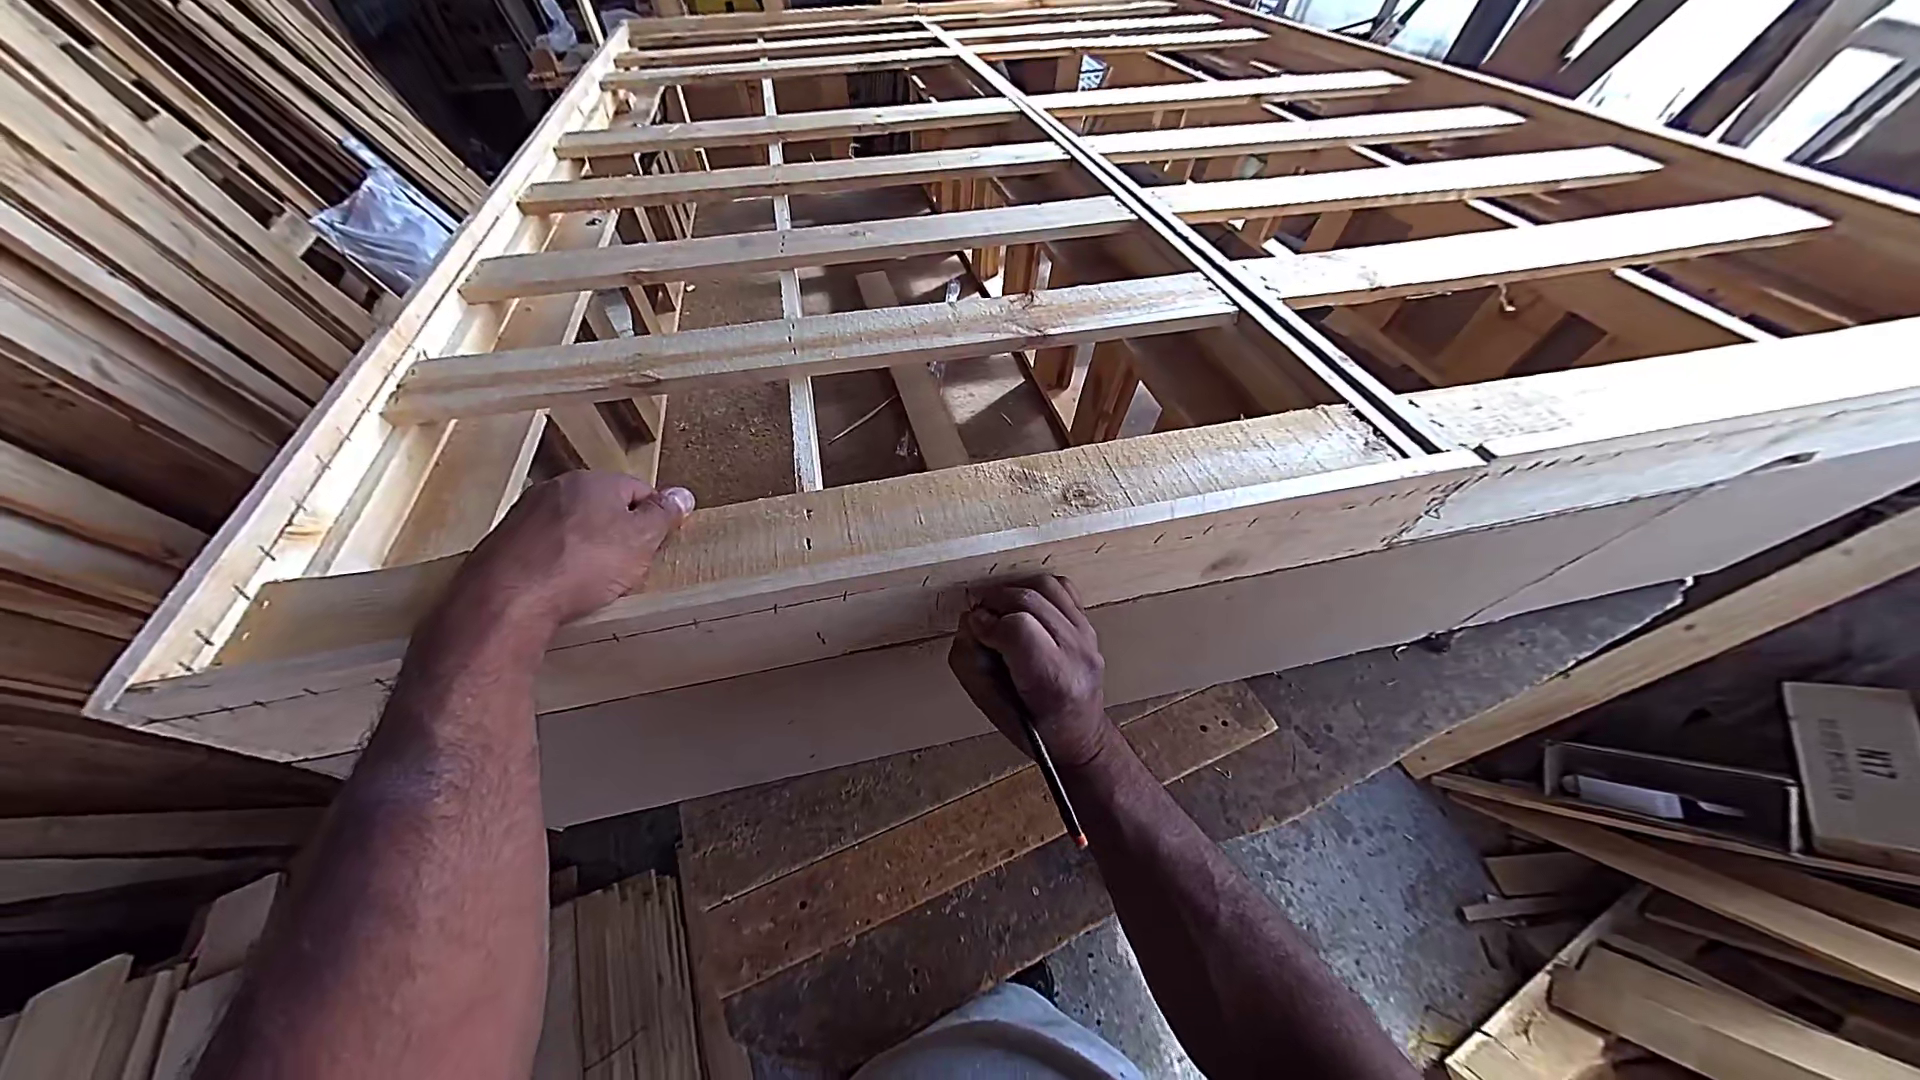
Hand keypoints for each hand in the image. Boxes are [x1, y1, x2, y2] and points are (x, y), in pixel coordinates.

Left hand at [454, 470, 693, 629]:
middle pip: (604, 506)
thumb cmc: (581, 566)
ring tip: (595, 579)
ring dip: (588, 548)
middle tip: (630, 564)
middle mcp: (557, 488)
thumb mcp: (641, 540)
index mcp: (594, 481)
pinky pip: (546, 547)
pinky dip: (558, 562)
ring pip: (573, 526)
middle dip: (619, 533)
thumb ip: (664, 514)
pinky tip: (563, 585)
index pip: (640, 490)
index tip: (656, 545)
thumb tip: (683, 494)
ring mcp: (526, 513)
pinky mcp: (504, 541)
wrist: (508, 600)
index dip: (654, 519)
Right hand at [948, 575, 1112, 770]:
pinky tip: (1024, 607)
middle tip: (981, 619)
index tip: (976, 628)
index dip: (988, 622)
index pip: (1018, 627)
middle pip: (1030, 600)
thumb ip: (969, 661)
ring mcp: (1086, 636)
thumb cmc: (1033, 728)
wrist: (1078, 734)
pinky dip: (1037, 590)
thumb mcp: (989, 705)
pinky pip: (1061, 587)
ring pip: (1046, 586)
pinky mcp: (1088, 624)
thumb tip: (969, 621)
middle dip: (995, 603)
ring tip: (999, 610)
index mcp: (1052, 681)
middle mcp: (1076, 654)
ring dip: (1014, 591)